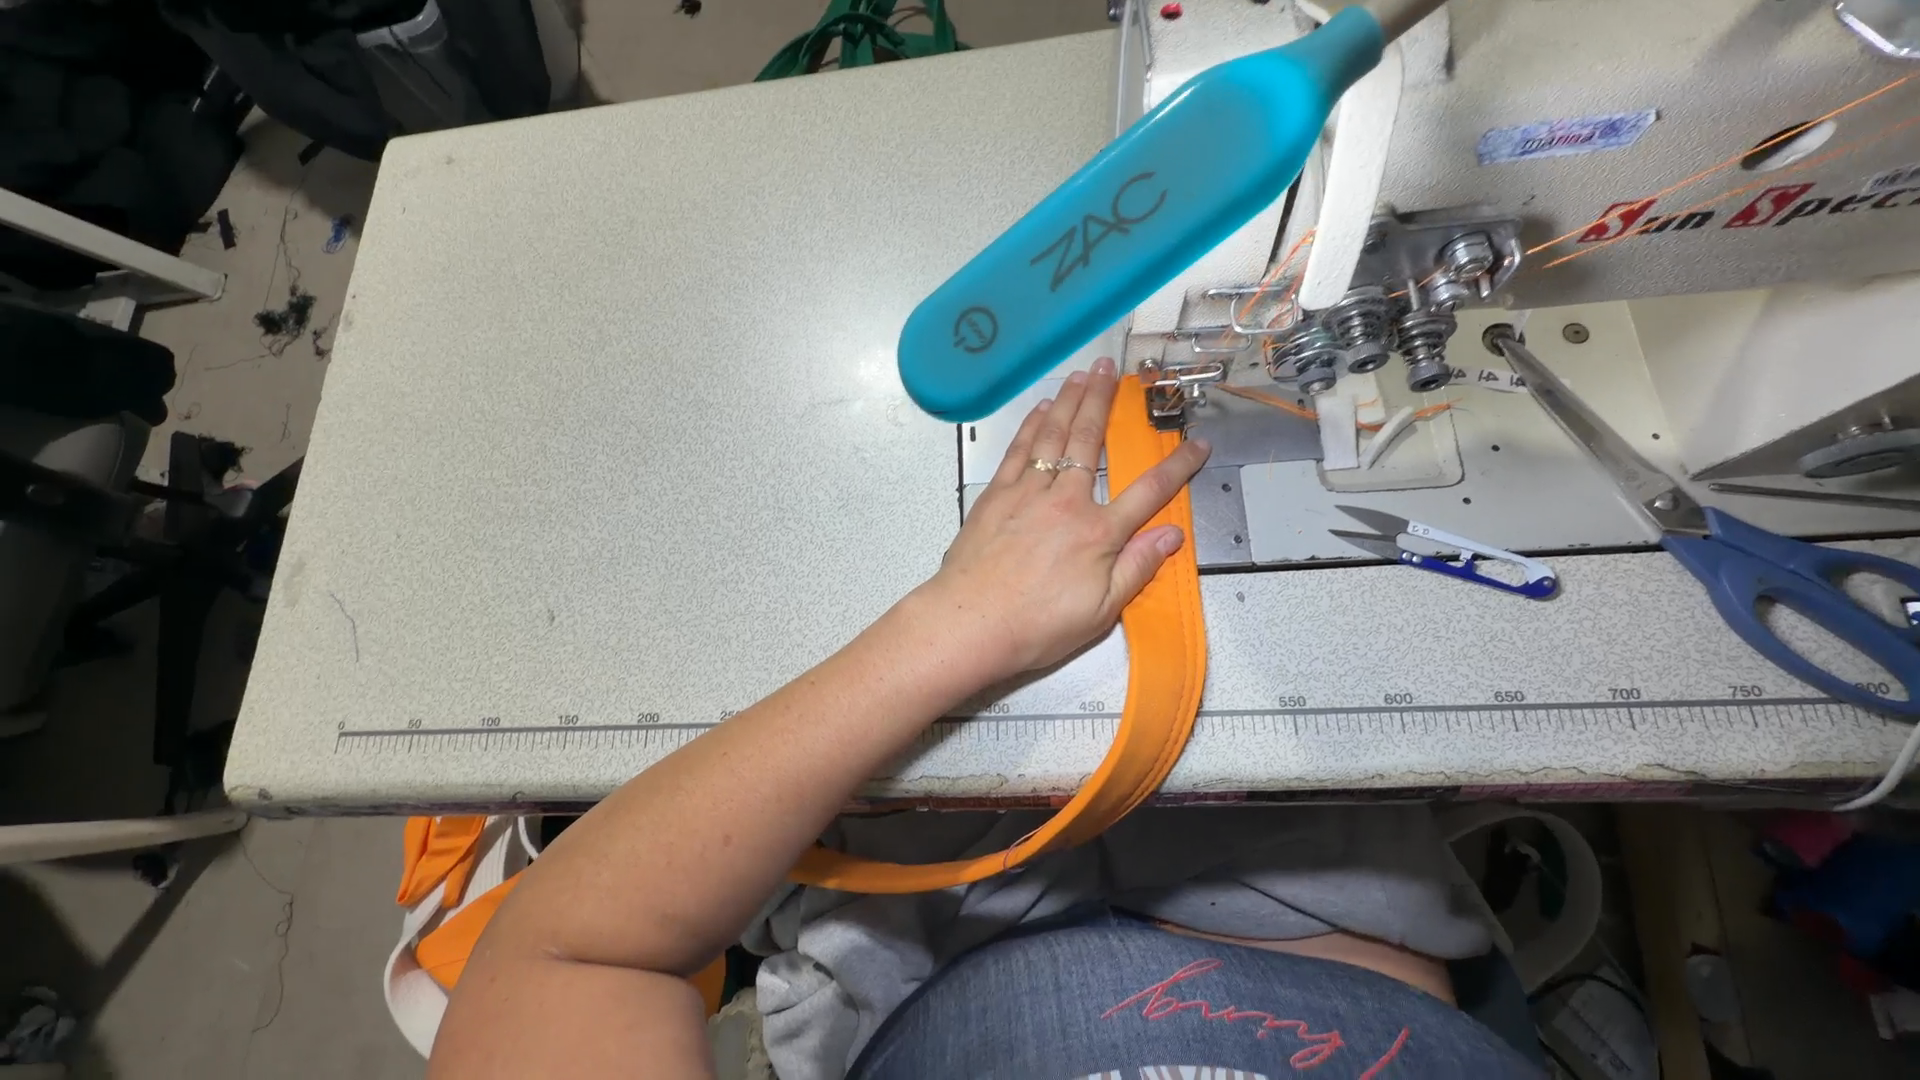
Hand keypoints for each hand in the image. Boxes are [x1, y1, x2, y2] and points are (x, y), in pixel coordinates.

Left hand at [912, 357, 1211, 679]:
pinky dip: (1032, 426)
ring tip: (1081, 374)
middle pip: (1091, 440)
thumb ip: (1137, 568)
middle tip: (1112, 371)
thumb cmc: (1035, 625)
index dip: (1178, 467)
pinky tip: (1042, 410)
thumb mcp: (1100, 611)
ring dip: (1069, 401)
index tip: (1198, 445)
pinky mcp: (996, 496)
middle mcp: (1066, 502)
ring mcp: (1028, 493)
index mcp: (1098, 533)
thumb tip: (1171, 537)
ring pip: (1053, 436)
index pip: (1150, 492)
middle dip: (1104, 401)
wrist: (971, 623)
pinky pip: (1019, 450)